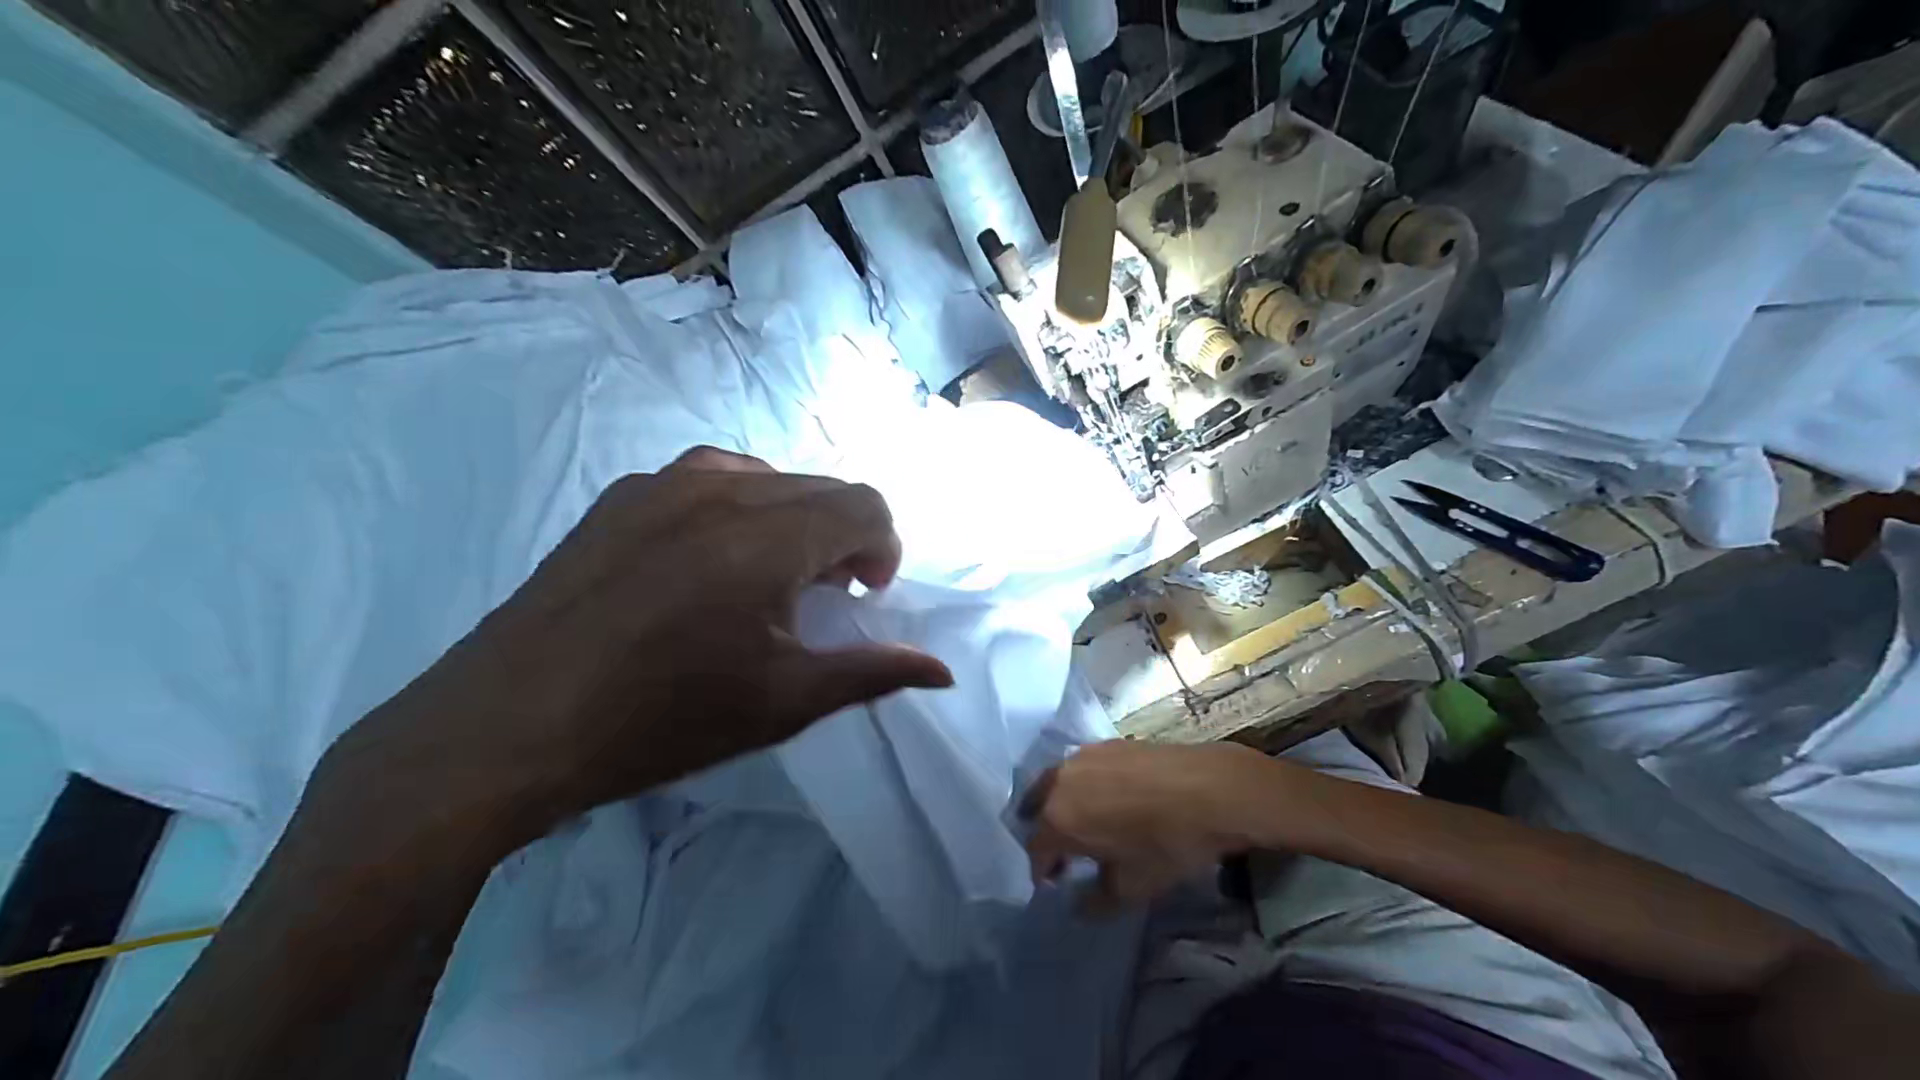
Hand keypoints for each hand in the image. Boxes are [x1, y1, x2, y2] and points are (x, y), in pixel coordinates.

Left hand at [323, 446, 953, 852]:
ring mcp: (663, 483)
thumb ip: (871, 672)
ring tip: (768, 575)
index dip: (884, 548)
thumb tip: (942, 671)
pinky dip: (740, 507)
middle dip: (842, 535)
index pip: (865, 505)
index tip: (866, 595)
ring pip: (768, 477)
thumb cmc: (661, 721)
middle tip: (822, 595)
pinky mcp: (621, 495)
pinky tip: (709, 562)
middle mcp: (721, 489)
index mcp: (767, 538)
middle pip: (820, 486)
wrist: (510, 725)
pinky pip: (709, 478)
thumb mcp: (782, 703)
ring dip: (793, 518)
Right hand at [1024, 740, 1285, 909]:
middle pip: (1037, 808)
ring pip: (1056, 783)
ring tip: (1083, 822)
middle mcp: (1059, 782)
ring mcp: (1081, 756)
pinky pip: (1080, 768)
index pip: (1036, 849)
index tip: (1054, 883)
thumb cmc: (1167, 842)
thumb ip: (1097, 901)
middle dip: (1045, 832)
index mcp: (1058, 819)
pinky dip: (1082, 785)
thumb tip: (1077, 905)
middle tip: (1063, 851)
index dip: (1042, 870)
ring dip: (1060, 804)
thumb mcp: (1133, 888)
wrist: (1209, 788)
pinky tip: (1106, 797)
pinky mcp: (1105, 743)